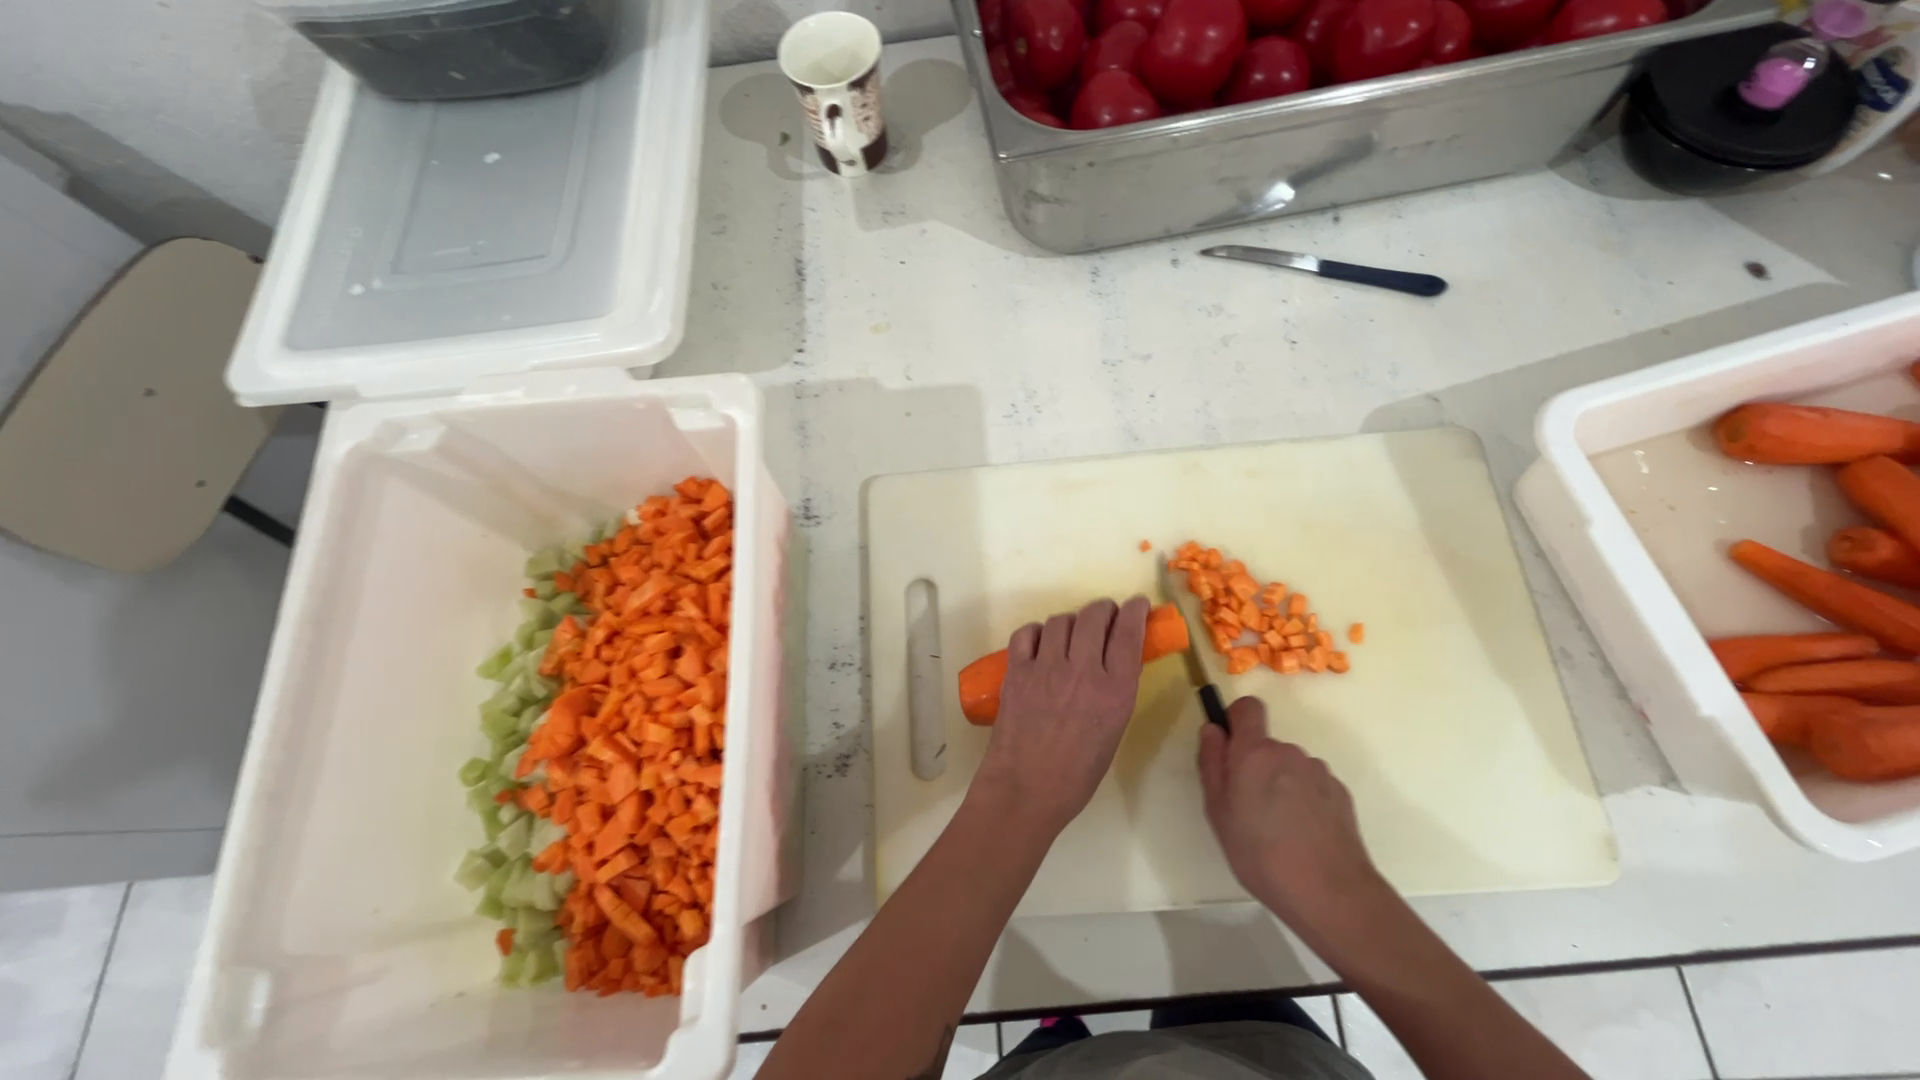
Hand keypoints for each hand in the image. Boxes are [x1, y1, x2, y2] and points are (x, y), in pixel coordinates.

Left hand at [969, 596, 1151, 840]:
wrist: (1026, 790)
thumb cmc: (1077, 774)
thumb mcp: (1114, 731)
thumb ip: (1117, 693)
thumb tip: (1117, 663)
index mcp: (1115, 691)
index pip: (1129, 633)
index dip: (1136, 611)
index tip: (1138, 604)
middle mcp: (1083, 671)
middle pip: (1095, 616)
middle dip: (1104, 609)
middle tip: (1105, 615)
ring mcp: (1046, 668)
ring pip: (1061, 621)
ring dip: (1071, 621)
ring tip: (1072, 633)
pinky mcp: (1017, 671)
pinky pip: (1026, 633)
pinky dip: (1037, 632)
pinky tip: (1040, 642)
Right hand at [1198, 697, 1383, 922]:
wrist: (1330, 892)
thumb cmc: (1260, 853)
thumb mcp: (1218, 812)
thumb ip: (1212, 763)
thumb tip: (1213, 730)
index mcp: (1255, 753)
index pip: (1248, 708)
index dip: (1236, 720)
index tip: (1229, 748)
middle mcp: (1289, 753)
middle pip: (1267, 746)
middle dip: (1255, 766)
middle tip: (1247, 809)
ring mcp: (1319, 773)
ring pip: (1290, 768)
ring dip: (1280, 785)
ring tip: (1278, 828)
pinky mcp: (1340, 794)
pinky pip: (1312, 786)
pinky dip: (1304, 801)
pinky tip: (1302, 835)